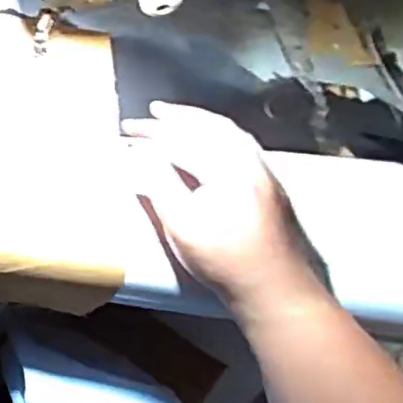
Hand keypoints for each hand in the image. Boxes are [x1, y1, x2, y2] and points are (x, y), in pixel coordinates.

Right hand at [123, 101, 326, 312]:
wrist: (275, 290)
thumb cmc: (223, 260)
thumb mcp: (180, 225)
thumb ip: (159, 184)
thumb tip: (140, 156)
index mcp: (227, 170)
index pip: (182, 140)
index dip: (152, 133)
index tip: (127, 130)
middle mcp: (250, 163)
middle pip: (211, 127)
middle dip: (179, 117)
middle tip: (153, 112)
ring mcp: (264, 174)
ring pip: (231, 133)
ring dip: (201, 121)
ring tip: (179, 117)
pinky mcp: (269, 186)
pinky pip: (242, 144)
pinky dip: (219, 133)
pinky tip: (210, 140)